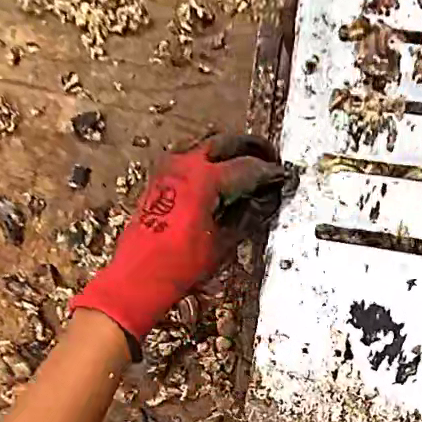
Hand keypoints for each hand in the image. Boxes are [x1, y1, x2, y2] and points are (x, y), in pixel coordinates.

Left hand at [70, 134, 285, 349]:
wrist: (137, 279)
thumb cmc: (175, 266)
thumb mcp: (221, 243)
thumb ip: (247, 216)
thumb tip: (265, 201)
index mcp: (203, 179)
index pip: (247, 167)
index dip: (269, 173)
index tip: (283, 177)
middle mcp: (184, 167)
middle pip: (226, 143)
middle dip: (252, 149)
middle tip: (271, 160)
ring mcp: (168, 172)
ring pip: (206, 148)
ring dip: (228, 153)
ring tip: (248, 168)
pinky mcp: (159, 182)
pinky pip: (190, 161)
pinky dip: (209, 164)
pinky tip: (220, 181)